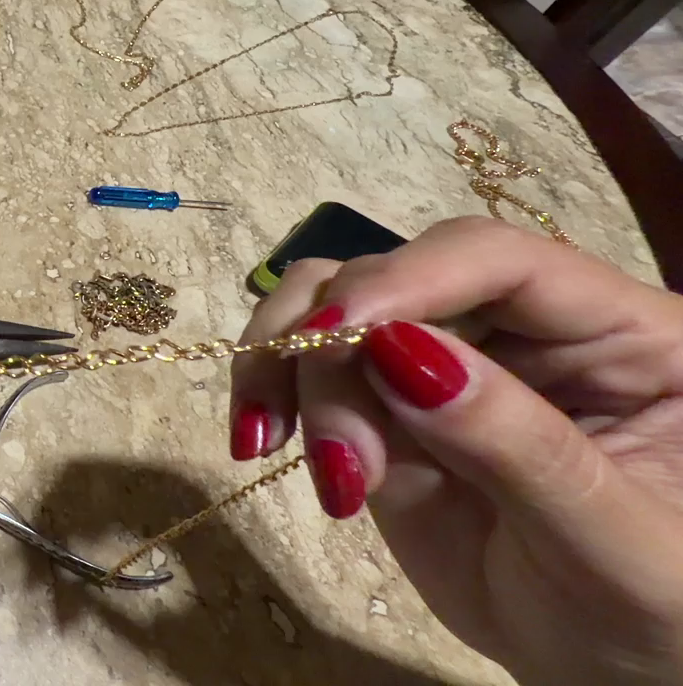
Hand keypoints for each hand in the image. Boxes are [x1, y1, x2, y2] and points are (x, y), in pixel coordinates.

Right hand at [228, 216, 682, 685]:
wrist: (599, 671)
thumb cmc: (657, 627)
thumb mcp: (622, 554)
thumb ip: (521, 447)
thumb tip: (398, 350)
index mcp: (621, 337)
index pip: (496, 260)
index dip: (406, 279)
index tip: (331, 336)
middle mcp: (515, 325)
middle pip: (381, 278)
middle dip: (331, 354)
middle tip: (333, 454)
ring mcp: (435, 354)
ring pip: (318, 307)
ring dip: (286, 373)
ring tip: (308, 468)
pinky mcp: (370, 389)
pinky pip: (294, 357)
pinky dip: (264, 390)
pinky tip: (262, 445)